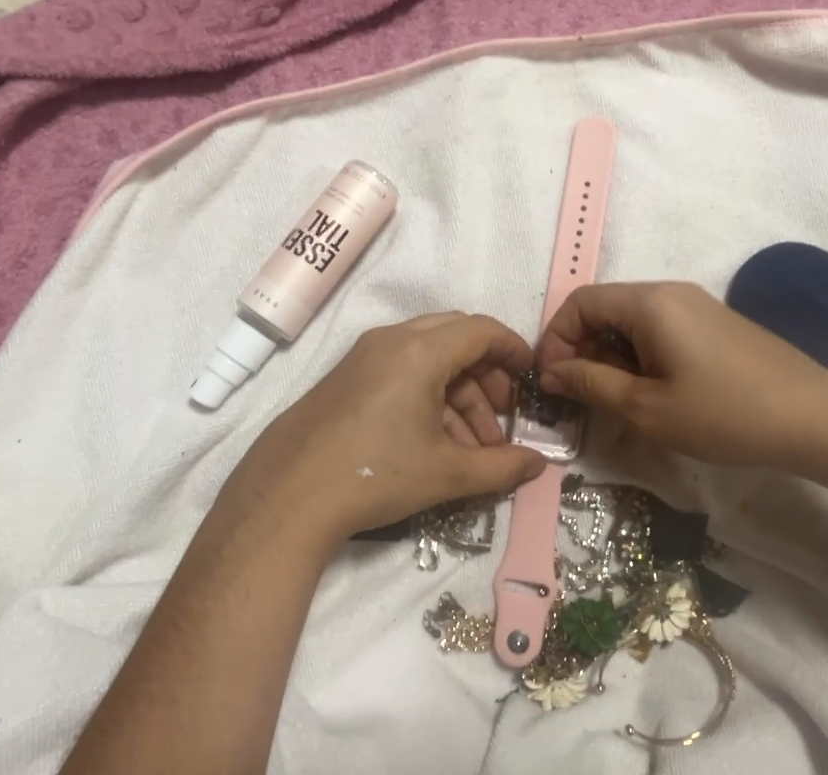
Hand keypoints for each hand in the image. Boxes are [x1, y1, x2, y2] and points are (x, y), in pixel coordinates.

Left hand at [224, 313, 548, 544]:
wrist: (287, 497)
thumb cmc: (376, 475)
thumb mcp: (447, 474)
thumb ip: (502, 466)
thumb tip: (540, 465)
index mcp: (420, 351)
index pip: (481, 330)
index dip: (514, 349)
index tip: (531, 377)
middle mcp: (392, 341)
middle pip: (456, 338)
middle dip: (486, 374)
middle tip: (503, 414)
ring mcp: (364, 357)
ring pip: (429, 358)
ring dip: (459, 394)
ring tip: (475, 447)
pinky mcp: (347, 378)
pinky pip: (401, 371)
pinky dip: (429, 397)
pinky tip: (439, 444)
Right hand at [538, 282, 827, 469]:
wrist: (814, 418)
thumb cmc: (724, 414)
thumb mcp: (646, 408)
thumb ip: (591, 385)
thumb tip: (551, 373)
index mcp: (649, 302)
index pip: (580, 302)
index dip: (555, 340)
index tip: (551, 384)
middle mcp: (670, 292)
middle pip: (605, 308)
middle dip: (582, 350)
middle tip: (580, 398)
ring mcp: (696, 305)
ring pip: (632, 321)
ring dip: (610, 356)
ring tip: (615, 402)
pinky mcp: (714, 324)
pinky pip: (659, 329)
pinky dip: (639, 356)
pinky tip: (651, 394)